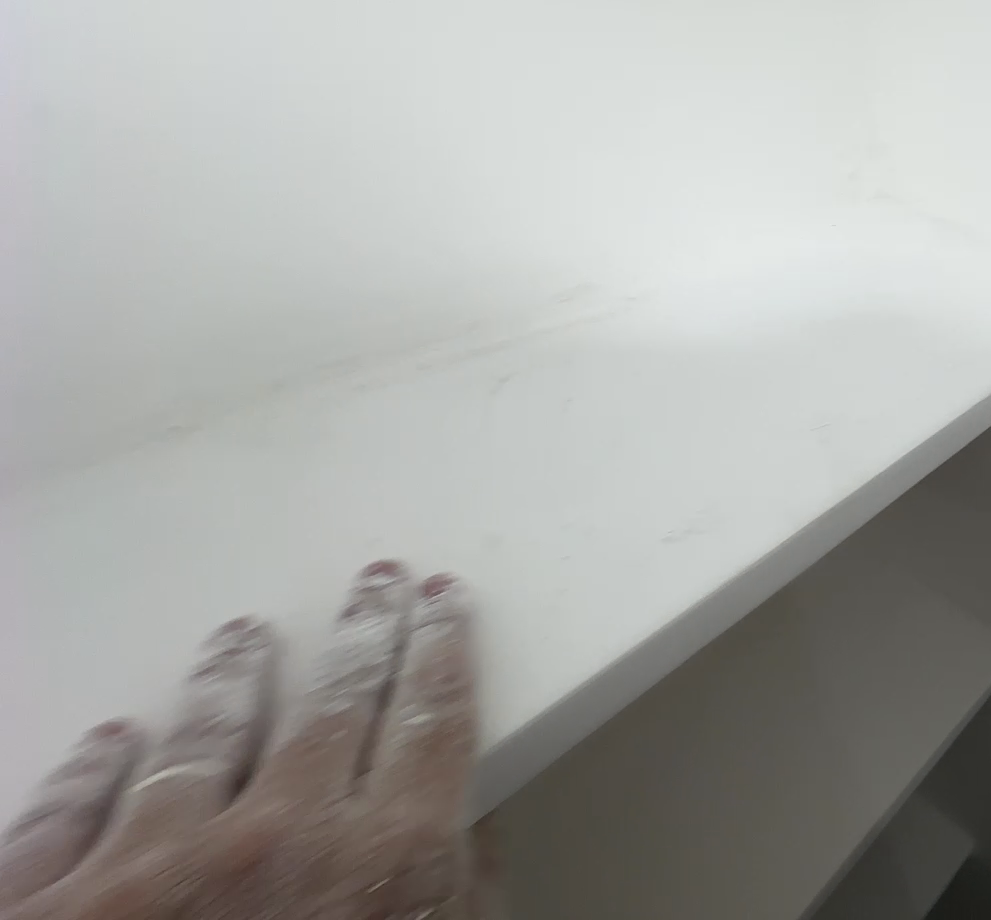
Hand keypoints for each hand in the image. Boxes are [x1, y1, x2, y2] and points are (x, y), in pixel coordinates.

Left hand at [0, 563, 500, 919]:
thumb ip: (466, 890)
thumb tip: (470, 824)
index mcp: (389, 851)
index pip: (435, 711)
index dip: (444, 645)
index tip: (442, 597)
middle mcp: (284, 834)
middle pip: (341, 698)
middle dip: (367, 630)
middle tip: (374, 581)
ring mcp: (149, 873)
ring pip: (204, 736)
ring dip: (229, 678)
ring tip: (242, 637)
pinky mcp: (34, 918)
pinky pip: (54, 824)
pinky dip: (83, 776)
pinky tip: (107, 741)